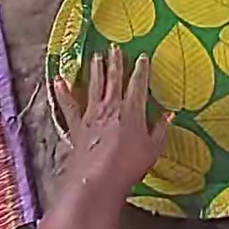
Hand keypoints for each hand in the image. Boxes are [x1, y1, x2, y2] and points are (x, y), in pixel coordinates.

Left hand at [51, 48, 169, 210]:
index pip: (138, 83)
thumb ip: (160, 129)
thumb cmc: (129, 165)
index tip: (142, 56)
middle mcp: (111, 106)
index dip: (141, 69)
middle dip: (116, 62)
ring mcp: (91, 114)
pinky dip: (63, 92)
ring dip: (95, 70)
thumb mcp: (153, 148)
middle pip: (114, 79)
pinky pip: (69, 105)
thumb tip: (169, 114)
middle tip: (115, 48)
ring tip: (95, 56)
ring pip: (94, 86)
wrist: (97, 181)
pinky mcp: (77, 126)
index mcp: (132, 109)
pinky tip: (59, 80)